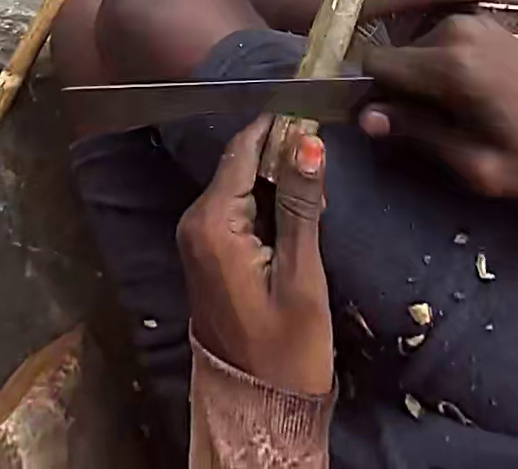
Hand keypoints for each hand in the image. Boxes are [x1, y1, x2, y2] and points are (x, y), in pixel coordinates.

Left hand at [176, 114, 332, 395]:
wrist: (257, 409)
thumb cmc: (286, 348)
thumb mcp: (301, 274)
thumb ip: (301, 203)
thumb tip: (308, 140)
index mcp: (212, 222)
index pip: (243, 151)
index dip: (276, 127)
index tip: (308, 108)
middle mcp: (196, 220)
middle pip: (240, 163)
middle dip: (280, 156)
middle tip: (321, 163)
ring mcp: (198, 235)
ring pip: (241, 183)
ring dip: (277, 181)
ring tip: (315, 194)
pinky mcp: (207, 248)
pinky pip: (237, 206)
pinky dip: (267, 202)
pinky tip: (296, 216)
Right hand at [358, 13, 517, 201]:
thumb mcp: (478, 166)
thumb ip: (417, 134)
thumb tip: (364, 118)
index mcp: (450, 64)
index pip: (374, 62)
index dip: (367, 91)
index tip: (380, 118)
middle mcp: (454, 31)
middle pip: (393, 55)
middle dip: (396, 88)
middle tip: (424, 124)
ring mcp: (470, 22)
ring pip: (411, 48)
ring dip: (417, 78)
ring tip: (450, 111)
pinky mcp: (483, 23)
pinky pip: (435, 42)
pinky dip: (435, 65)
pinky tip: (464, 92)